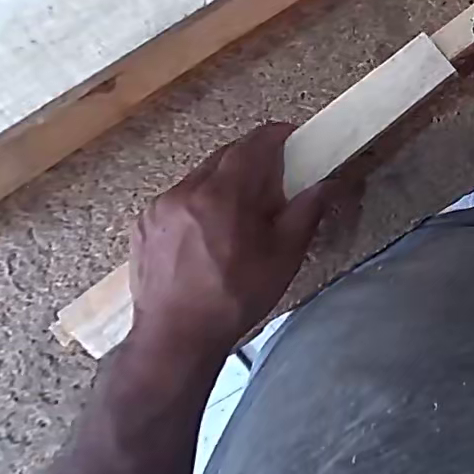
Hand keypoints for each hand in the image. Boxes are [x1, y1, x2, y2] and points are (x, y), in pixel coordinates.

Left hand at [124, 123, 333, 371]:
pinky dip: (201, 200)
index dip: (275, 136)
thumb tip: (328, 184)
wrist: (176, 338)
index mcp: (222, 195)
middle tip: (276, 177)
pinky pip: (180, 197)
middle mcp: (186, 191)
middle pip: (225, 156)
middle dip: (252, 158)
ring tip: (244, 209)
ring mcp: (160, 207)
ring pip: (200, 176)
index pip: (251, 145)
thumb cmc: (235, 297)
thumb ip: (307, 211)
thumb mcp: (284, 255)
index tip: (292, 136)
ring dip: (226, 181)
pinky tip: (213, 229)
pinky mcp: (145, 224)